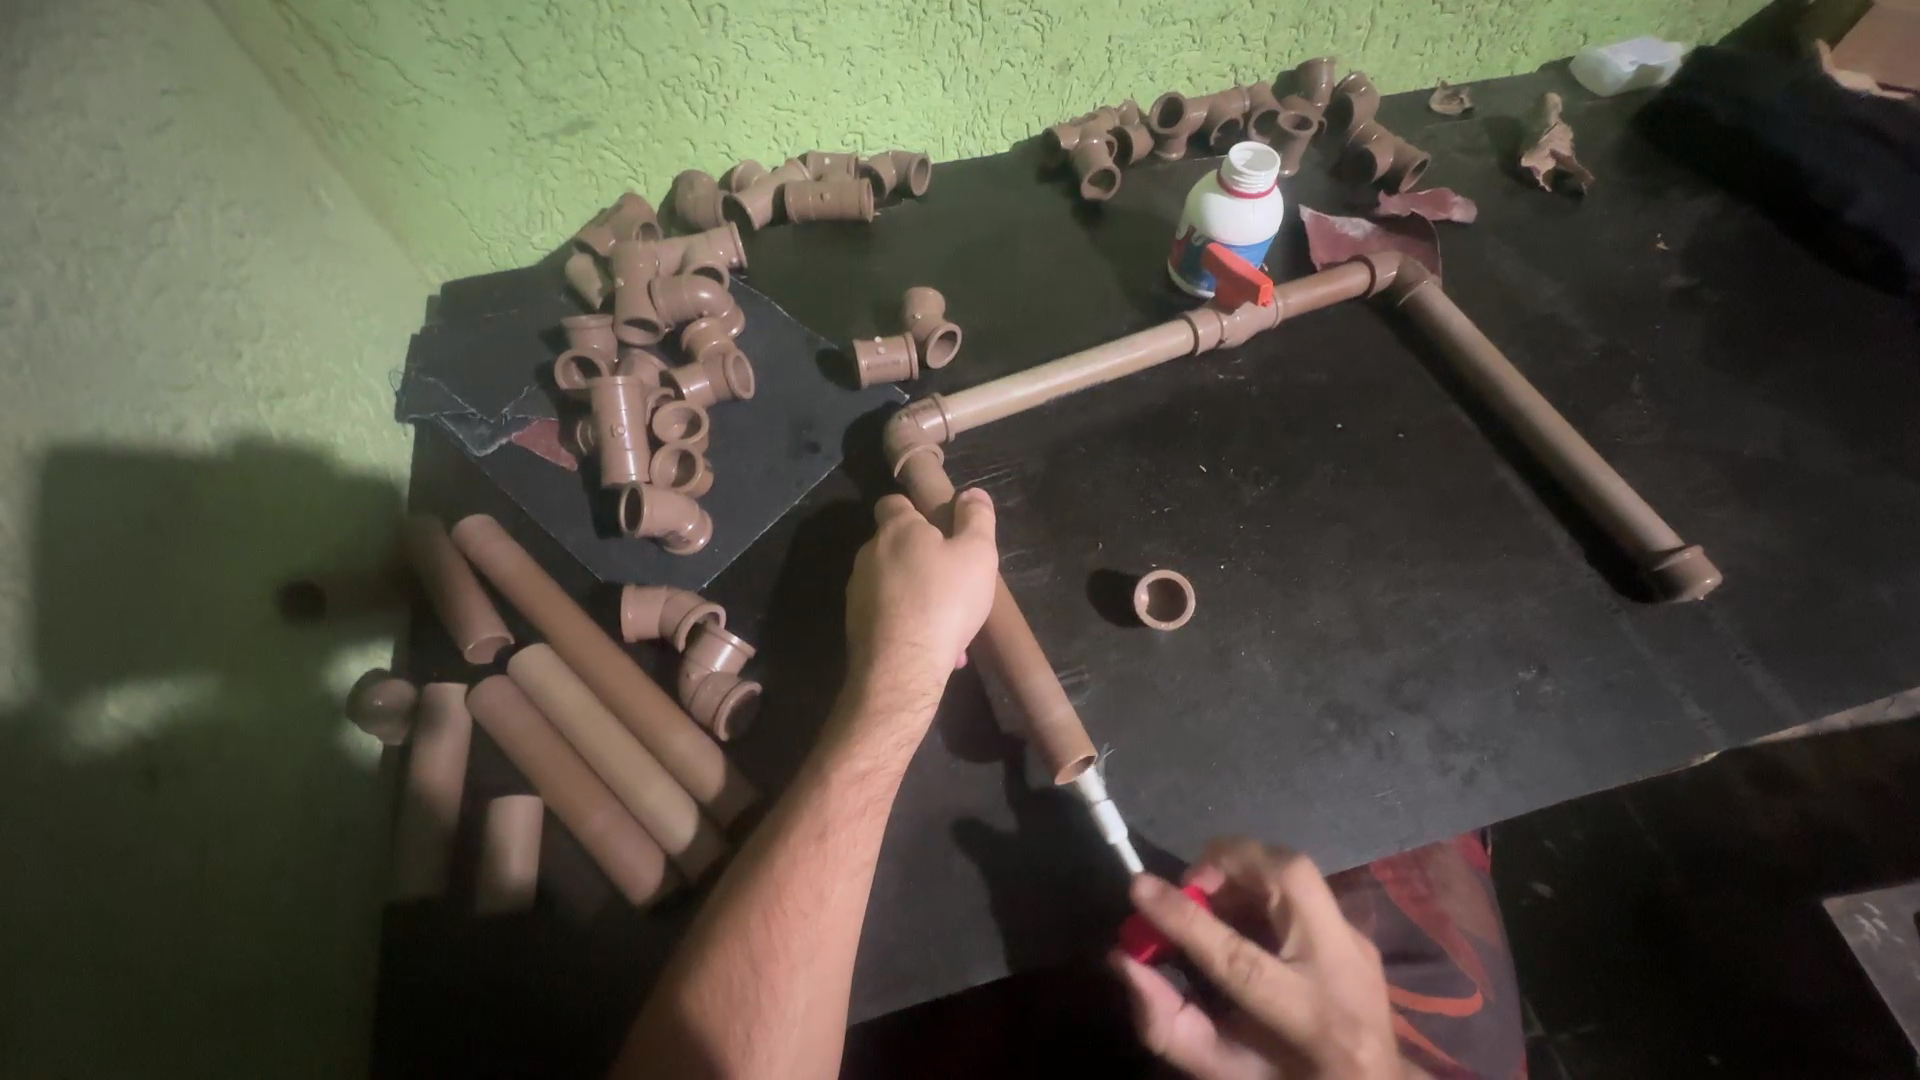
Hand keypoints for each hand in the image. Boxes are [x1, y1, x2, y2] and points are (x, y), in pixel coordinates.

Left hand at [844, 488, 997, 690]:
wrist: (903, 667)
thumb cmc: (945, 601)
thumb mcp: (977, 555)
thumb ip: (977, 519)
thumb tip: (973, 493)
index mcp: (897, 530)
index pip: (894, 503)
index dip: (916, 510)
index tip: (939, 526)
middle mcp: (869, 555)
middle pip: (895, 545)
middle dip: (921, 558)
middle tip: (953, 577)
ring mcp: (858, 592)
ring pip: (893, 585)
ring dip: (918, 595)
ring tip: (951, 621)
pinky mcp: (856, 625)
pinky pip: (889, 616)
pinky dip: (910, 623)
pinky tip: (938, 646)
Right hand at [1110, 838, 1408, 1079]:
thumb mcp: (1220, 1070)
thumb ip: (1166, 1022)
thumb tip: (1122, 959)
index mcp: (1311, 1024)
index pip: (1237, 958)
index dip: (1182, 917)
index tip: (1137, 886)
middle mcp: (1344, 975)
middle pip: (1290, 880)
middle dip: (1230, 861)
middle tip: (1191, 884)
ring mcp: (1359, 947)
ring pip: (1297, 868)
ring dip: (1242, 869)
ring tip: (1212, 900)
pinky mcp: (1358, 931)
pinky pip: (1301, 886)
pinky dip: (1260, 883)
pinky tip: (1242, 913)